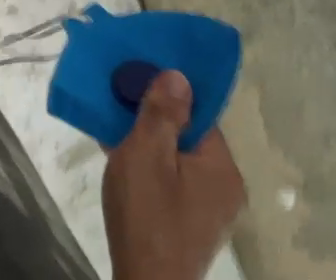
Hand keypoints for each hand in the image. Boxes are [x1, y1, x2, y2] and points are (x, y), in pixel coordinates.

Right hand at [103, 70, 246, 279]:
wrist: (148, 279)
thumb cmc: (146, 212)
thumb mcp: (145, 155)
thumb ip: (161, 115)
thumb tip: (178, 76)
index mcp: (222, 168)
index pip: (199, 116)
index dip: (167, 94)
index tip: (133, 80)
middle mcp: (225, 186)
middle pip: (188, 137)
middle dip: (152, 116)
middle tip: (114, 102)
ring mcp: (209, 207)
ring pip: (177, 158)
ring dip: (147, 140)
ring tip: (110, 127)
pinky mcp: (191, 221)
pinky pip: (172, 178)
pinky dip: (148, 164)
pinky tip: (120, 161)